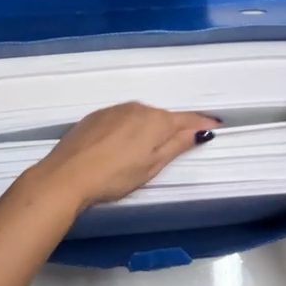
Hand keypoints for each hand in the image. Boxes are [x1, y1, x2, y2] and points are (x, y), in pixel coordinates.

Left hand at [23, 102, 221, 211]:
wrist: (67, 175)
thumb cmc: (116, 176)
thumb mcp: (152, 166)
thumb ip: (176, 146)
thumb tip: (199, 132)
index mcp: (156, 121)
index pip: (187, 120)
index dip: (202, 124)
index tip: (217, 125)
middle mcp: (137, 108)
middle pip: (162, 118)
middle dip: (173, 128)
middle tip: (181, 143)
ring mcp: (114, 110)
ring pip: (140, 117)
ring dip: (148, 128)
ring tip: (147, 148)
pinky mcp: (95, 116)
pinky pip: (121, 119)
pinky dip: (128, 128)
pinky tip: (121, 145)